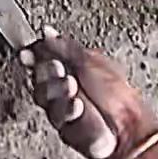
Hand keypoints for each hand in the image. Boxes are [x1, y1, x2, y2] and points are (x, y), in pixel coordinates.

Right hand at [19, 27, 157, 158]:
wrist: (130, 127)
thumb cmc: (117, 93)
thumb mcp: (90, 61)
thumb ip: (64, 46)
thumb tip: (45, 31)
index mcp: (71, 67)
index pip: (42, 58)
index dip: (32, 56)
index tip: (27, 54)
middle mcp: (64, 87)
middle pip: (38, 77)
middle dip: (47, 72)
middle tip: (59, 70)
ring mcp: (62, 107)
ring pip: (43, 96)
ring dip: (57, 90)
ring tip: (72, 87)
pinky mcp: (63, 127)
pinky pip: (55, 115)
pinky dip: (66, 109)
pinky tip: (77, 106)